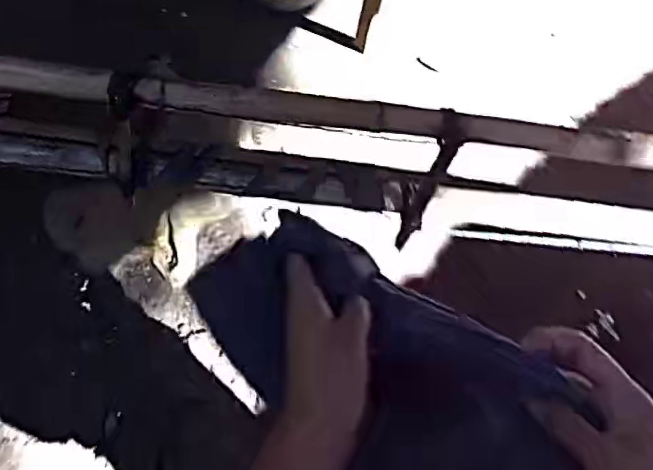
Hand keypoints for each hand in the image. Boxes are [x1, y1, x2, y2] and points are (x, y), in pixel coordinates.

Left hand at [256, 255, 371, 469]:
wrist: (319, 425)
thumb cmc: (332, 375)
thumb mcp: (353, 335)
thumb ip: (356, 308)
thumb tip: (357, 293)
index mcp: (301, 297)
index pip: (297, 258)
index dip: (306, 240)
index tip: (318, 228)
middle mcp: (295, 309)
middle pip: (303, 276)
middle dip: (318, 263)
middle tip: (341, 249)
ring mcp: (300, 331)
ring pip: (312, 296)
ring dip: (326, 287)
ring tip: (349, 276)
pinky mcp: (308, 351)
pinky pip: (318, 317)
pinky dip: (329, 309)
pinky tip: (346, 311)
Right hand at [521, 327, 652, 469]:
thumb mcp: (605, 455)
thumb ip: (567, 424)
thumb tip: (532, 398)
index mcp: (626, 393)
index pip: (581, 346)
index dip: (549, 341)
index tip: (521, 355)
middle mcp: (624, 405)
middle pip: (577, 372)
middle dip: (546, 374)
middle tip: (517, 383)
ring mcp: (625, 431)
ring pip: (579, 403)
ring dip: (552, 403)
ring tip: (525, 410)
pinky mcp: (623, 456)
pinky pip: (585, 428)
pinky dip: (563, 426)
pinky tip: (547, 437)